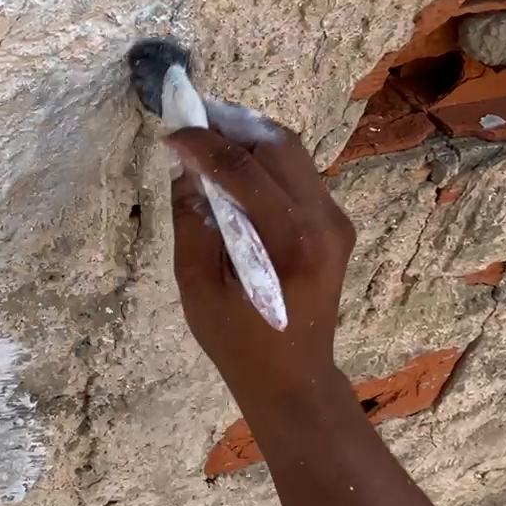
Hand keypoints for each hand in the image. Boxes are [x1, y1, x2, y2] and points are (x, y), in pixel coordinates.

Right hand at [167, 114, 355, 405]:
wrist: (293, 378)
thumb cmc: (236, 339)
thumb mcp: (196, 284)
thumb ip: (191, 219)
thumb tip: (184, 167)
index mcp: (289, 241)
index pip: (243, 168)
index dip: (202, 142)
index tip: (170, 133)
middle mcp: (323, 221)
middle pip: (278, 144)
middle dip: (230, 126)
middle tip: (190, 126)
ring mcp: (335, 220)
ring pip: (292, 152)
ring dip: (247, 138)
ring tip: (206, 141)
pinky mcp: (334, 223)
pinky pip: (297, 172)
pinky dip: (262, 159)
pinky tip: (232, 170)